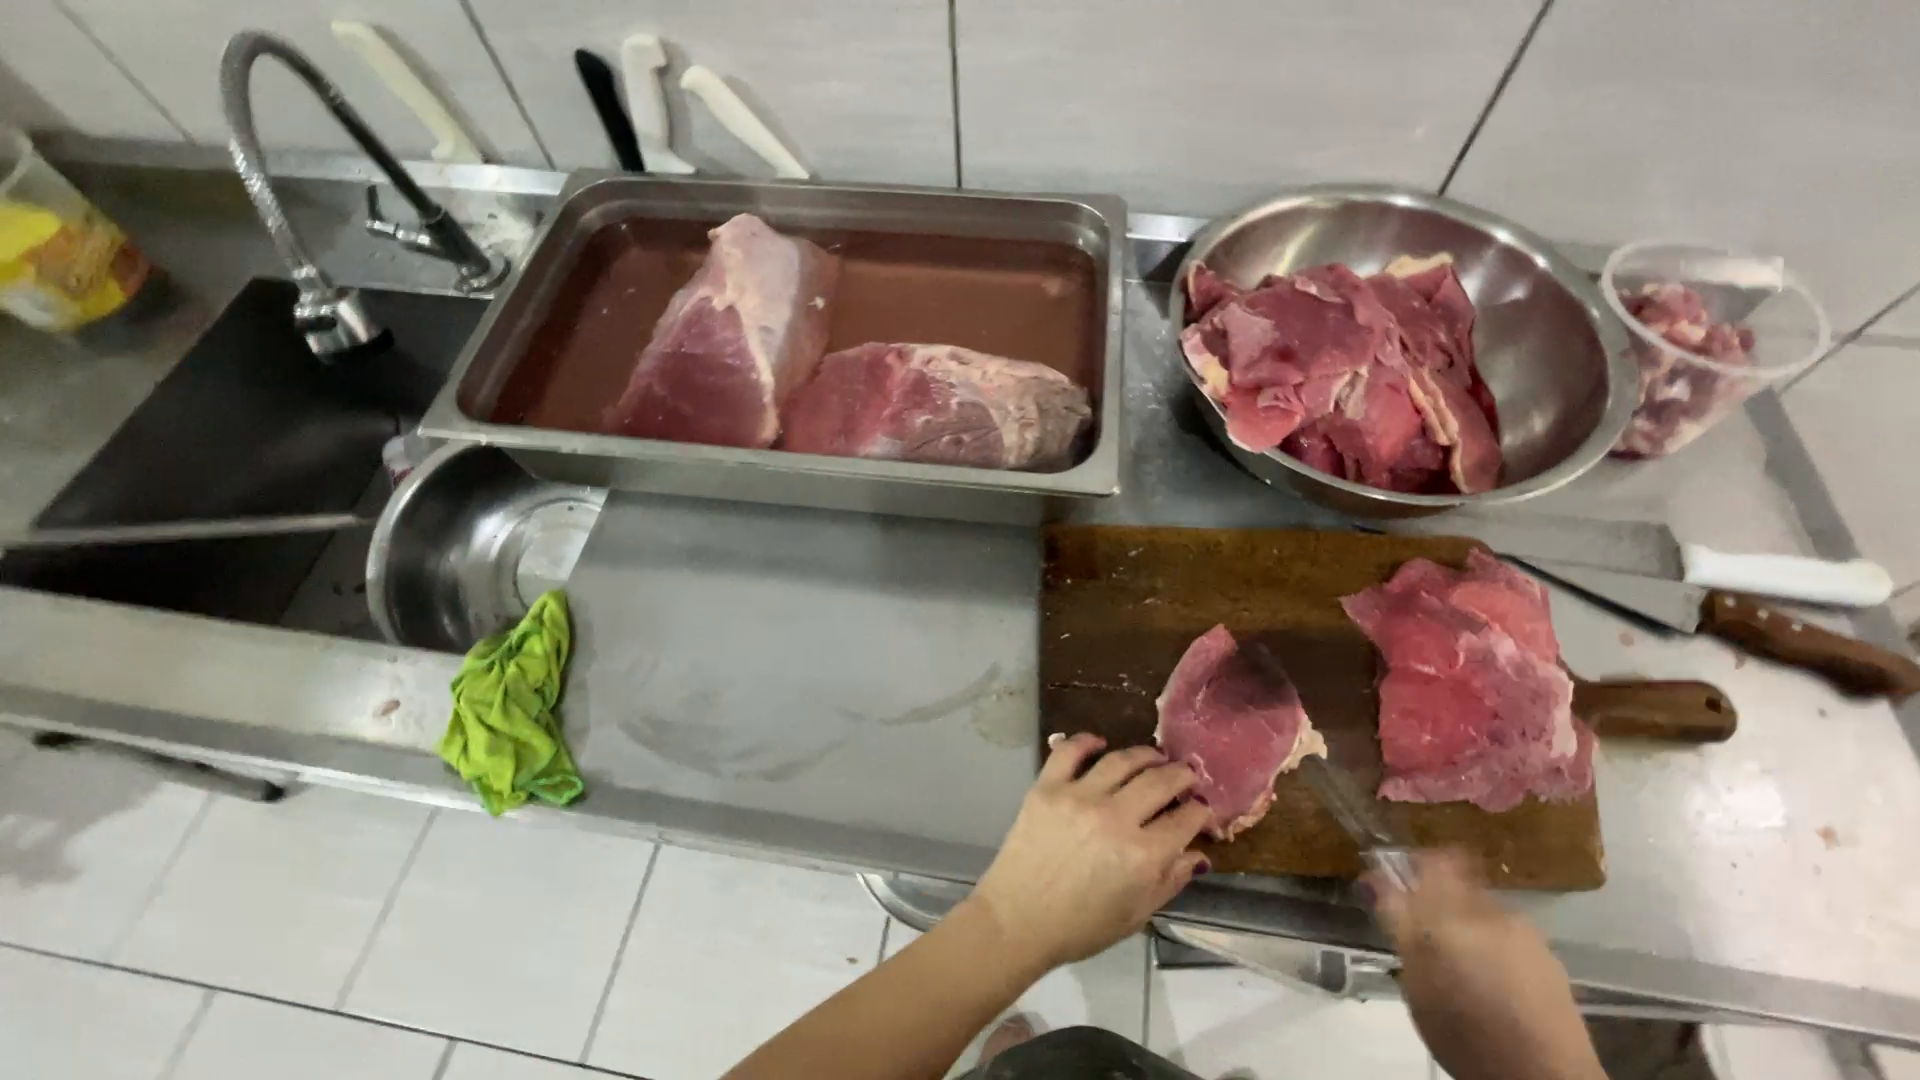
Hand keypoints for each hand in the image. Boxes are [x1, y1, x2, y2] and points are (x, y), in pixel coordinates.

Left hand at [964, 733, 1210, 970]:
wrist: (1017, 920)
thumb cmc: (1080, 927)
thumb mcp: (1136, 915)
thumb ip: (1170, 881)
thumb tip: (1197, 854)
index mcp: (1143, 856)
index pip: (1185, 820)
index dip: (1199, 811)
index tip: (1200, 807)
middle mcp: (1116, 818)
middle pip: (1159, 781)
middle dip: (1181, 775)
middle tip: (1186, 774)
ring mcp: (1079, 797)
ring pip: (1122, 760)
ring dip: (1145, 755)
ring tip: (1153, 757)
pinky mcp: (1047, 788)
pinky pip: (1069, 752)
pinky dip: (1087, 741)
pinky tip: (1099, 743)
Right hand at [1369, 851, 1605, 1079]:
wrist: (1544, 1078)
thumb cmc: (1465, 1033)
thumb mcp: (1415, 982)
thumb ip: (1397, 923)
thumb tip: (1375, 879)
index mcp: (1450, 911)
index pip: (1429, 860)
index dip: (1409, 864)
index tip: (1391, 882)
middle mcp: (1489, 910)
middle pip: (1457, 878)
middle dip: (1434, 893)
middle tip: (1418, 926)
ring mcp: (1523, 930)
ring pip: (1480, 906)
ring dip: (1462, 918)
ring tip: (1454, 956)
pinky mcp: (1546, 954)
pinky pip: (1505, 930)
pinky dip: (1489, 940)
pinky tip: (1486, 974)